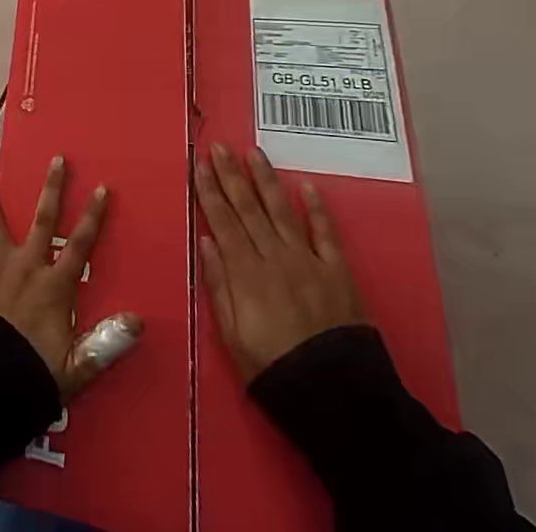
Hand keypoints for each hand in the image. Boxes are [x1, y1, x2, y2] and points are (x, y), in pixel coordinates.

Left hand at [0, 156, 141, 397]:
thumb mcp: (74, 367)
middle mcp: (27, 269)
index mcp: (54, 286)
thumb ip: (105, 345)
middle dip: (52, 188)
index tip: (102, 188)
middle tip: (57, 160)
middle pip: (42, 220)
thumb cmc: (30, 373)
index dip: (93, 215)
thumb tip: (138, 323)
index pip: (80, 243)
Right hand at [195, 143, 365, 382]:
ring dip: (266, 180)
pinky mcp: (335, 267)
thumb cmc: (272, 367)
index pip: (223, 222)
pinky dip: (316, 207)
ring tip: (254, 153)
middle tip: (220, 147)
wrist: (332, 388)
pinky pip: (324, 231)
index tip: (200, 165)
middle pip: (249, 209)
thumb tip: (207, 242)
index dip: (210, 191)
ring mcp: (307, 258)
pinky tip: (306, 185)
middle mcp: (275, 257)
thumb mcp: (232, 337)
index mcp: (247, 274)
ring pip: (282, 211)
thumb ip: (219, 287)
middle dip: (231, 175)